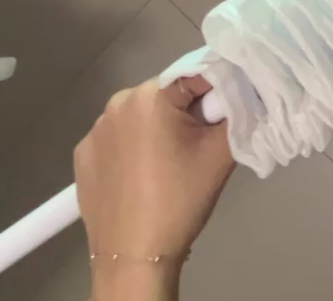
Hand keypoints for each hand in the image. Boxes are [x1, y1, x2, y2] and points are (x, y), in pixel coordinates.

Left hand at [75, 76, 233, 286]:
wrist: (134, 259)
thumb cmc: (180, 200)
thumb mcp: (222, 151)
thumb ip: (239, 109)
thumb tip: (249, 87)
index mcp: (152, 95)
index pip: (197, 73)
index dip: (217, 92)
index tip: (224, 115)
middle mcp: (118, 102)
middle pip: (168, 92)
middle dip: (187, 110)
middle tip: (199, 144)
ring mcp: (95, 129)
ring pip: (143, 112)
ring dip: (160, 126)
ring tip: (171, 162)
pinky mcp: (83, 154)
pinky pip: (119, 135)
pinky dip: (134, 145)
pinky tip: (143, 173)